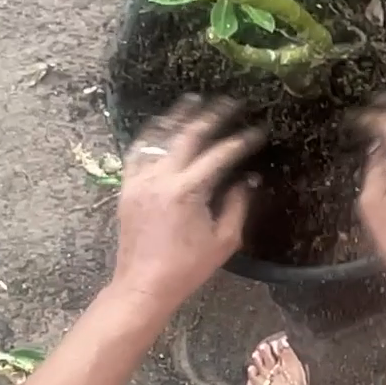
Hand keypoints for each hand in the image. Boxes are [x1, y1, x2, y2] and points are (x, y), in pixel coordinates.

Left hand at [112, 96, 262, 310]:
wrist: (144, 284)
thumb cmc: (187, 267)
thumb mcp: (224, 240)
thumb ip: (238, 204)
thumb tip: (249, 179)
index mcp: (188, 191)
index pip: (220, 155)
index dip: (241, 141)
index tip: (258, 132)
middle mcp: (161, 178)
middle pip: (189, 136)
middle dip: (212, 116)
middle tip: (231, 103)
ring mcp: (140, 180)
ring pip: (160, 137)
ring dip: (179, 117)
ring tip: (194, 100)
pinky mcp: (127, 186)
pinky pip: (138, 151)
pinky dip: (152, 135)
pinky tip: (162, 126)